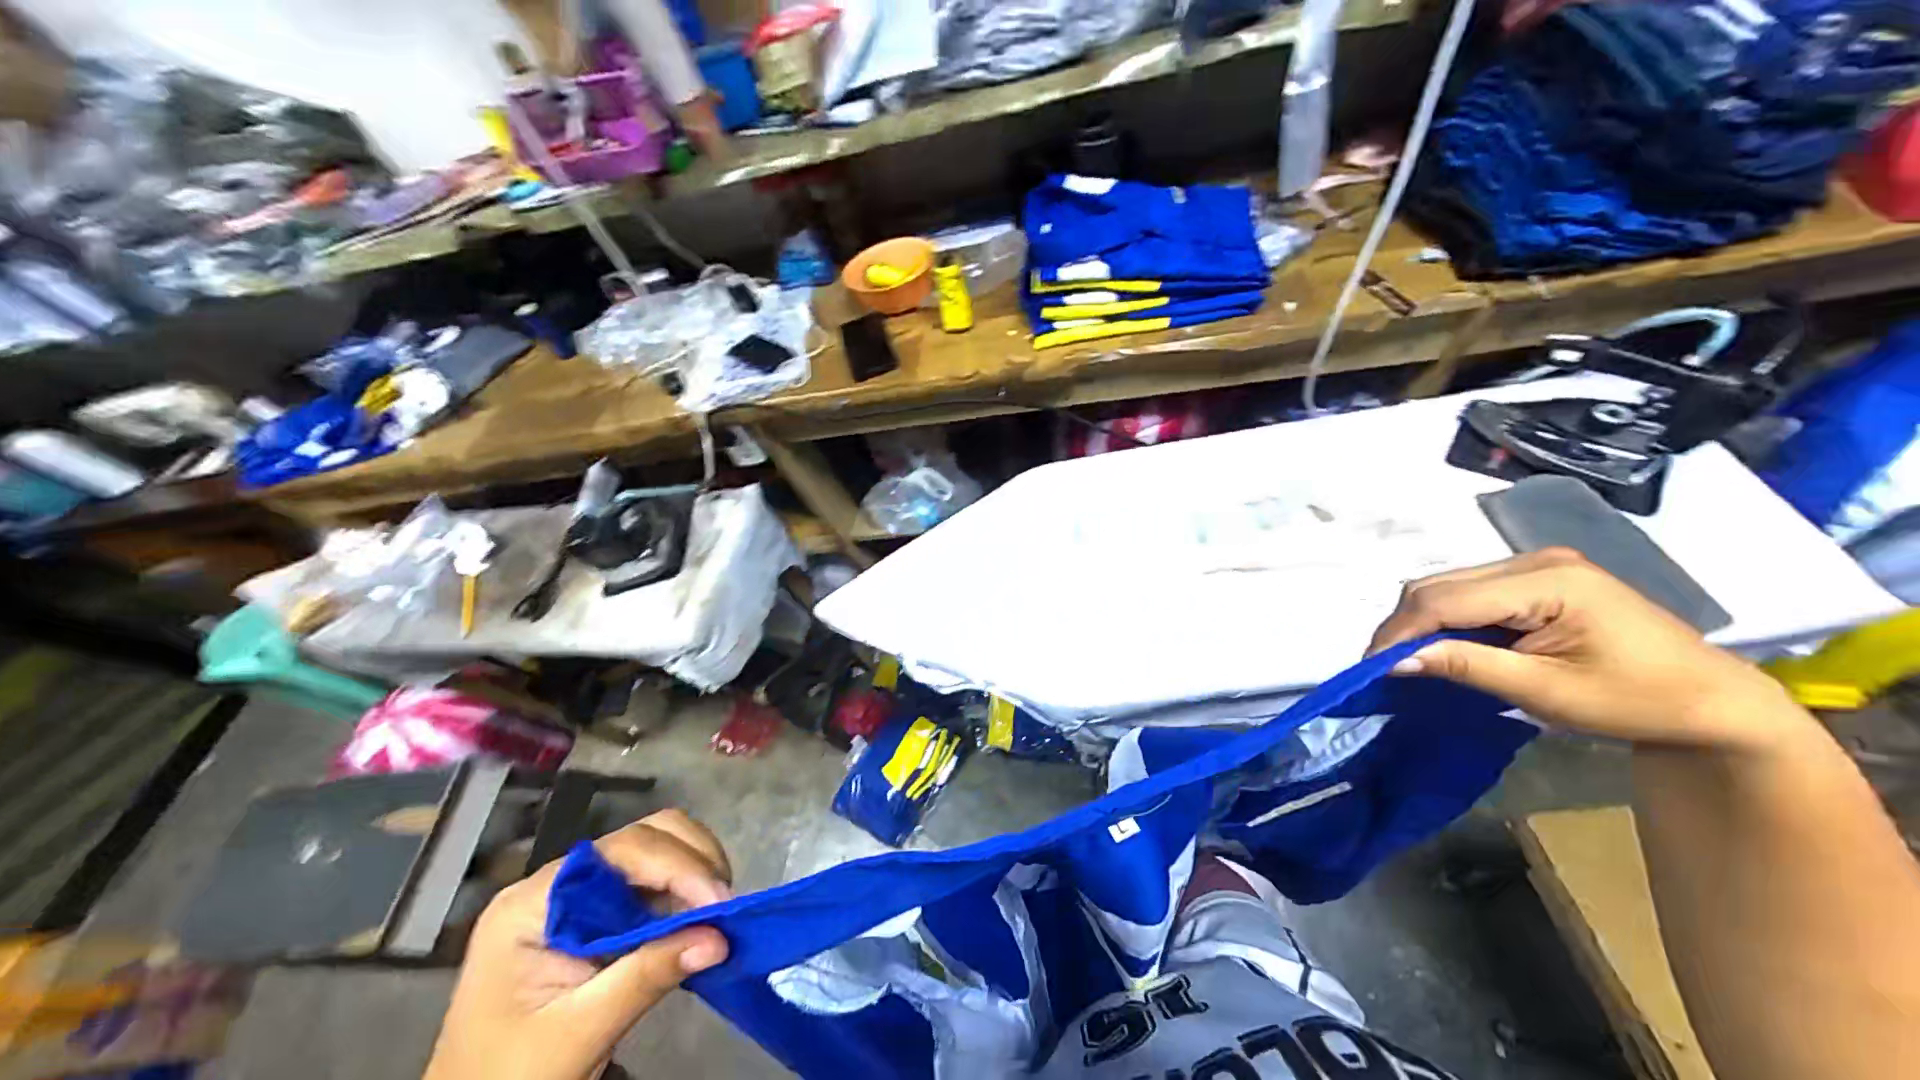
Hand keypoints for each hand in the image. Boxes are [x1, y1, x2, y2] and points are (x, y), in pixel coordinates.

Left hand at [423, 810, 732, 1079]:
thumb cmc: (509, 1078)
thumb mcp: (576, 1034)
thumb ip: (646, 978)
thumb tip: (719, 938)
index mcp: (533, 902)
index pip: (620, 851)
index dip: (677, 866)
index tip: (718, 904)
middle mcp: (556, 885)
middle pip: (643, 836)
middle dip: (692, 860)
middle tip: (724, 906)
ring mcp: (577, 898)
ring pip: (655, 852)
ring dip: (694, 873)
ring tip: (718, 915)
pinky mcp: (597, 918)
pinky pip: (653, 886)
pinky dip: (685, 895)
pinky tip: (701, 922)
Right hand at [1367, 549, 1812, 751]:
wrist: (1711, 701)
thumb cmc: (1636, 701)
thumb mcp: (1544, 691)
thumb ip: (1466, 666)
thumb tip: (1395, 661)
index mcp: (1547, 581)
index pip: (1444, 599)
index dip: (1400, 631)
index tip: (1372, 667)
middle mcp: (1536, 559)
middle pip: (1439, 584)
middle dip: (1403, 625)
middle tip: (1385, 665)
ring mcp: (1537, 563)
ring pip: (1447, 584)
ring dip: (1421, 620)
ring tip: (1409, 658)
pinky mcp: (1538, 576)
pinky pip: (1469, 589)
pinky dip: (1445, 617)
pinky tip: (1444, 643)